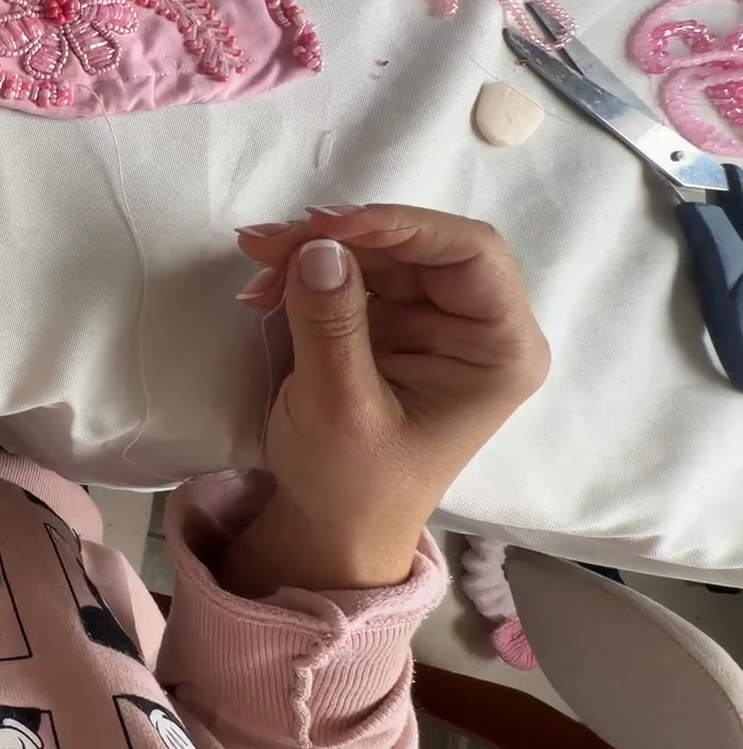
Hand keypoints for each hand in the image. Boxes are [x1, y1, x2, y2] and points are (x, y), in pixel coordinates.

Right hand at [219, 206, 549, 594]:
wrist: (329, 522)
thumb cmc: (350, 478)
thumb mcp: (337, 404)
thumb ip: (330, 323)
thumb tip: (316, 247)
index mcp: (495, 349)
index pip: (467, 253)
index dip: (397, 226)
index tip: (320, 226)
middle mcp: (470, 327)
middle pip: (412, 248)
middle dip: (336, 238)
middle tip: (264, 242)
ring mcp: (423, 326)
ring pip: (372, 258)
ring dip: (309, 254)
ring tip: (253, 258)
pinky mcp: (380, 331)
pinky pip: (344, 281)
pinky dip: (300, 276)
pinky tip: (262, 287)